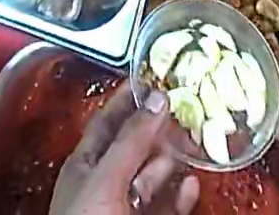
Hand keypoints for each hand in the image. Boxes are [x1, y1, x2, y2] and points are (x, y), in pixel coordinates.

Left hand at [51, 85, 199, 214]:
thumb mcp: (107, 178)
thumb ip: (131, 139)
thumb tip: (156, 98)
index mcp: (85, 165)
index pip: (108, 120)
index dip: (128, 97)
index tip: (152, 77)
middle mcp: (104, 184)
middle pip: (133, 147)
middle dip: (157, 128)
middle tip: (184, 109)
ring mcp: (124, 210)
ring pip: (151, 178)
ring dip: (171, 160)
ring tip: (193, 144)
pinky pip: (163, 208)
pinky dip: (179, 196)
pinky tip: (193, 184)